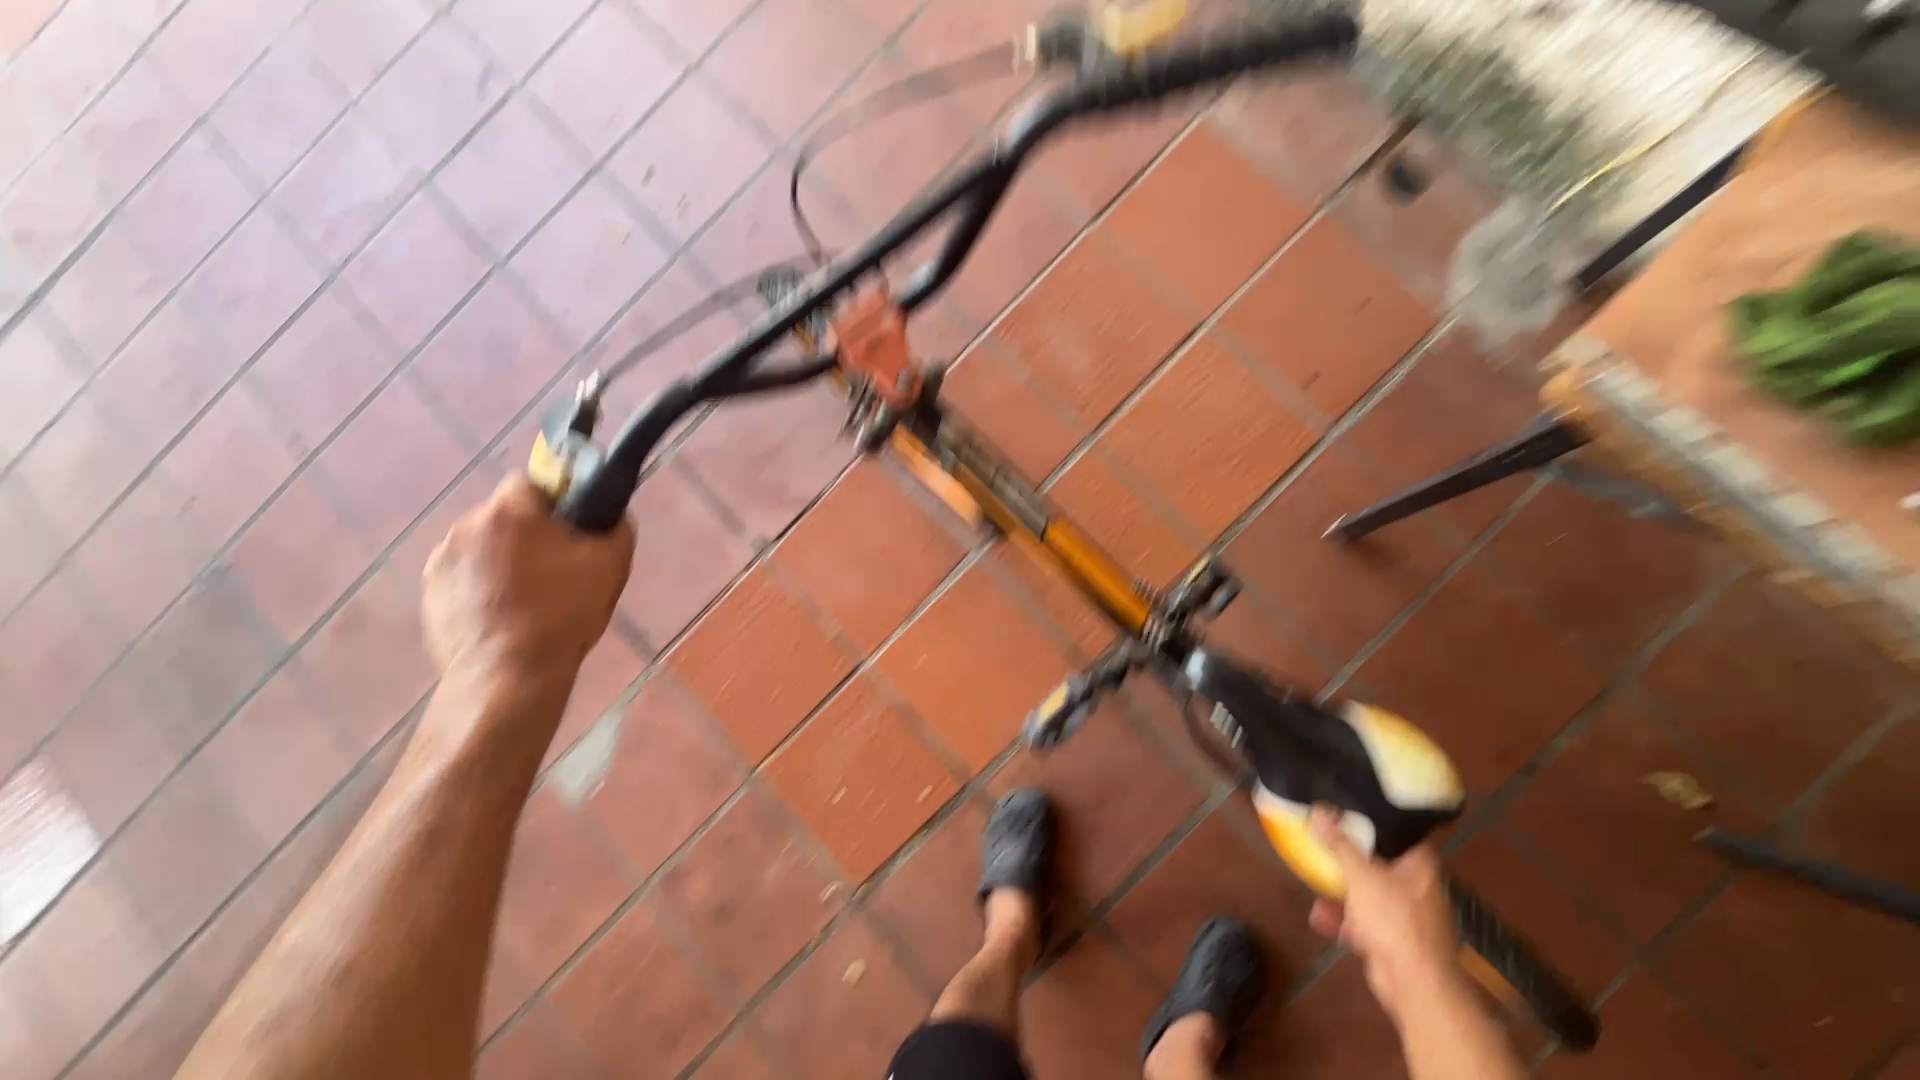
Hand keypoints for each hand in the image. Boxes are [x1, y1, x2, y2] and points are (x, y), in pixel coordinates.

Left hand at [421, 475, 635, 678]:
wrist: (508, 675)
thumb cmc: (562, 614)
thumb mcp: (611, 565)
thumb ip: (616, 525)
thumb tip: (612, 514)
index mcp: (510, 511)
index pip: (530, 481)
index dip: (554, 502)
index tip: (570, 530)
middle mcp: (467, 525)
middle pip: (503, 516)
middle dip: (526, 534)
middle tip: (554, 569)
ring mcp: (441, 561)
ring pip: (481, 547)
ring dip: (501, 560)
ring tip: (526, 599)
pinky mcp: (429, 594)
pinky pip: (462, 577)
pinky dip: (480, 588)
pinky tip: (502, 617)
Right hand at [1305, 805, 1462, 1020]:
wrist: (1412, 982)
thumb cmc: (1393, 918)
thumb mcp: (1360, 874)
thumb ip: (1339, 843)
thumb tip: (1319, 810)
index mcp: (1421, 866)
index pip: (1404, 833)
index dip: (1380, 822)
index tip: (1353, 812)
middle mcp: (1418, 888)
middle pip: (1381, 864)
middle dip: (1350, 862)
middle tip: (1326, 850)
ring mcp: (1407, 917)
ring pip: (1370, 895)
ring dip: (1341, 895)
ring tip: (1315, 891)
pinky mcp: (1395, 941)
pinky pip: (1366, 922)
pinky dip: (1345, 921)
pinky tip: (1321, 920)